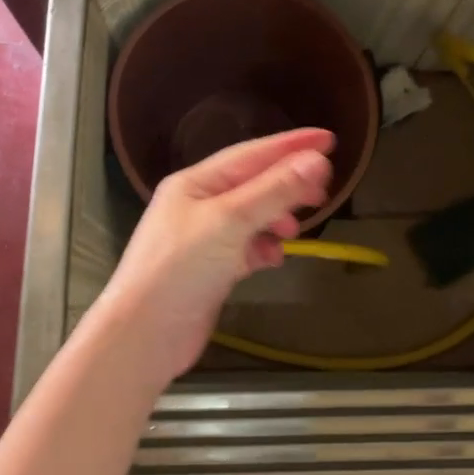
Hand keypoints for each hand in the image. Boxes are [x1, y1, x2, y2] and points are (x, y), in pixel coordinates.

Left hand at [90, 128, 333, 379]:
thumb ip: (274, 191)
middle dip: (288, 183)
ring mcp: (203, 239)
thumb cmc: (180, 268)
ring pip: (251, 217)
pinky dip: (264, 249)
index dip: (291, 145)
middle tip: (325, 188)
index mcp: (195, 183)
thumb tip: (317, 160)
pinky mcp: (210, 271)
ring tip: (298, 227)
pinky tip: (275, 257)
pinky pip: (246, 249)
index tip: (330, 140)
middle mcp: (198, 205)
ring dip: (277, 218)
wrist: (143, 334)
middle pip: (252, 184)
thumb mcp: (230, 221)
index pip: (251, 154)